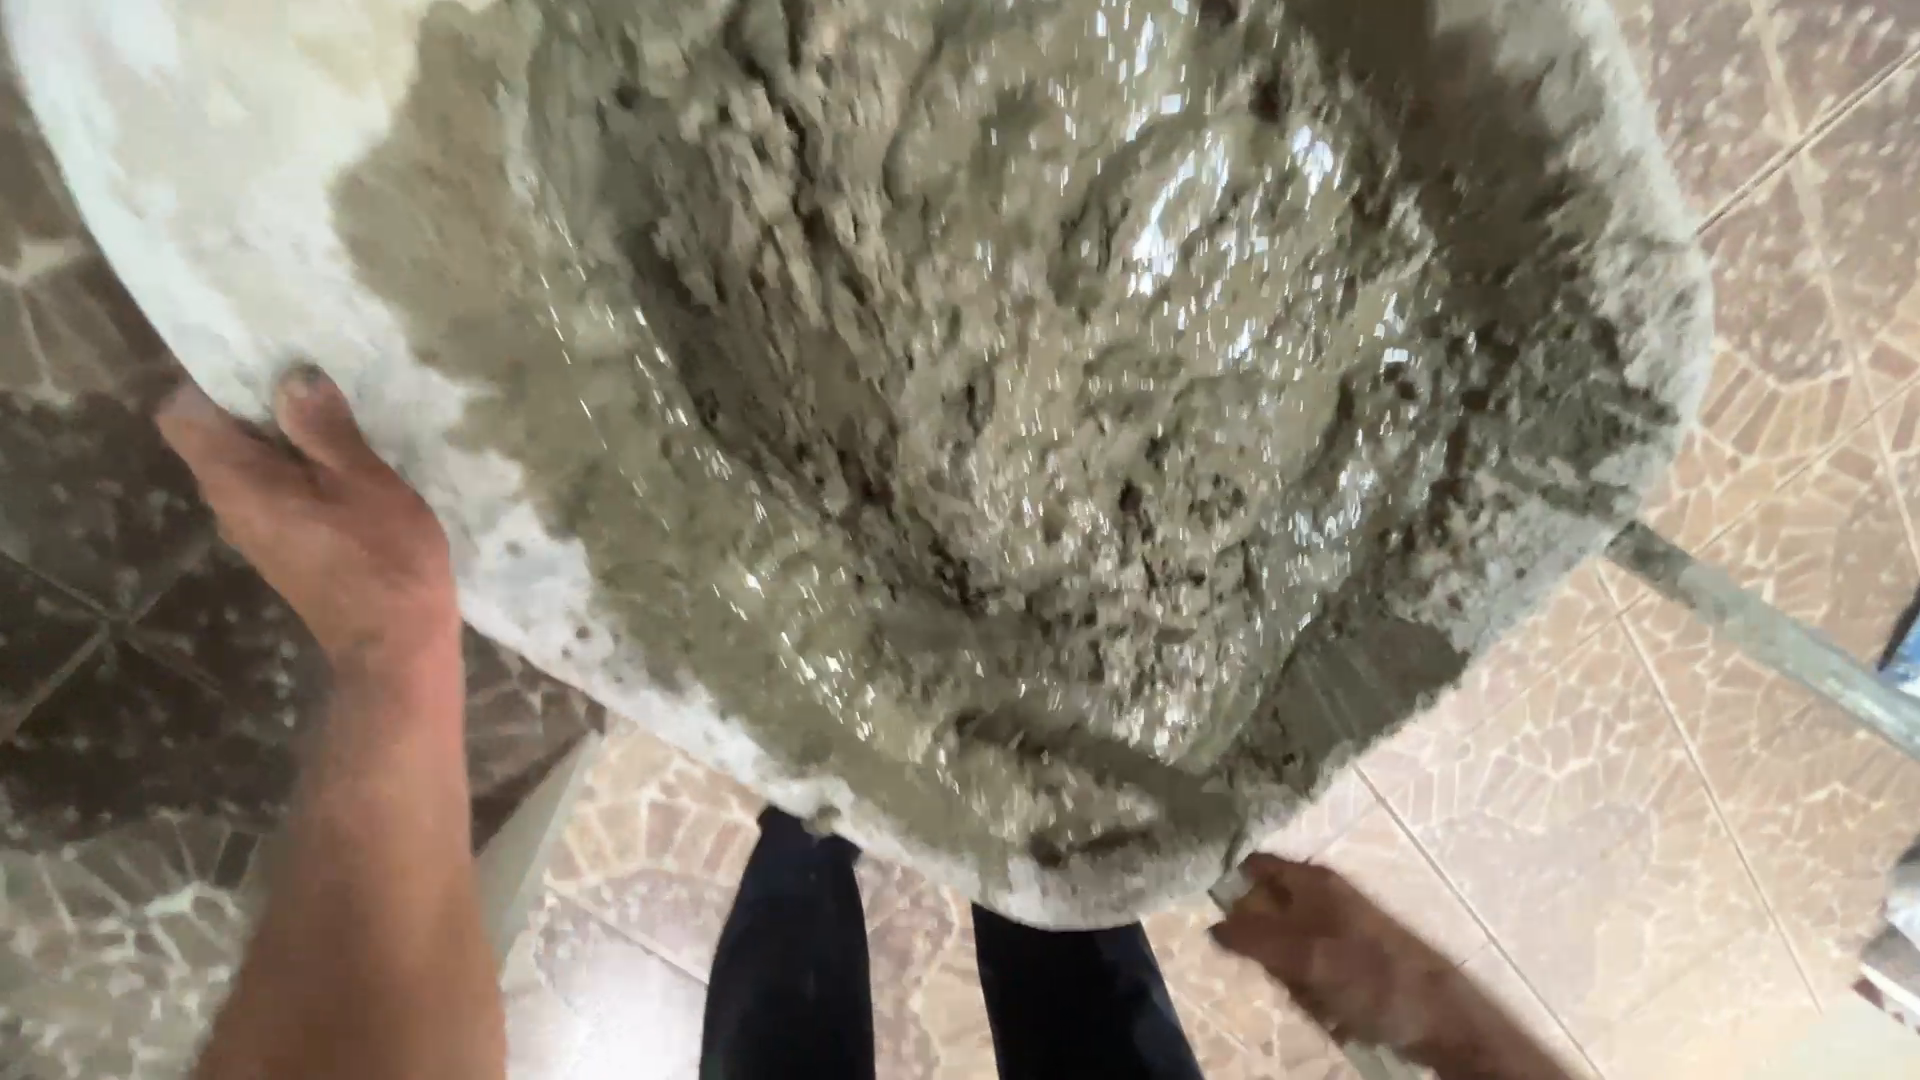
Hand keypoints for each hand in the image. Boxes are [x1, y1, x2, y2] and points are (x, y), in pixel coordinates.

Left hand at [157, 366, 459, 681]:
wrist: (395, 639)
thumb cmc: (385, 557)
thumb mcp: (366, 482)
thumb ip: (326, 430)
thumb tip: (293, 377)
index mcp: (237, 481)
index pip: (184, 412)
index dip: (217, 382)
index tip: (273, 370)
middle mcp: (230, 504)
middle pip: (219, 438)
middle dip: (263, 409)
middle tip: (326, 393)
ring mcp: (258, 532)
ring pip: (253, 468)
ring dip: (290, 444)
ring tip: (347, 432)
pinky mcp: (288, 549)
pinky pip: (278, 494)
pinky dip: (304, 475)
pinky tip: (354, 479)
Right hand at [1210, 854, 1467, 1054]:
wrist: (1442, 1019)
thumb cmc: (1370, 976)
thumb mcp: (1304, 956)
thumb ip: (1254, 939)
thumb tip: (1211, 927)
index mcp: (1311, 879)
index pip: (1254, 865)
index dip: (1231, 882)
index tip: (1213, 911)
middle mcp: (1322, 892)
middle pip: (1266, 909)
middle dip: (1262, 945)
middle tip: (1274, 972)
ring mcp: (1338, 924)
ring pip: (1286, 944)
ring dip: (1287, 974)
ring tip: (1306, 995)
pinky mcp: (1350, 955)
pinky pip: (1310, 967)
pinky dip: (1309, 987)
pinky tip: (1325, 1008)